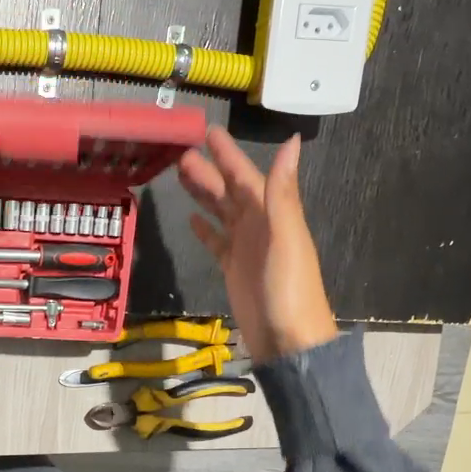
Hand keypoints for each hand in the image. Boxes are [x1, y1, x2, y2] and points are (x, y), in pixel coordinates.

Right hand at [176, 128, 338, 361]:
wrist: (289, 339)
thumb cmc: (288, 290)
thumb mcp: (286, 238)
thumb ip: (281, 193)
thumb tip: (290, 141)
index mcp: (271, 215)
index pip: (245, 177)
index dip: (228, 155)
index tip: (208, 132)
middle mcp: (258, 226)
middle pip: (229, 192)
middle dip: (209, 171)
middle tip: (181, 153)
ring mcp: (245, 248)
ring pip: (220, 213)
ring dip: (203, 194)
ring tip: (180, 176)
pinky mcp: (234, 270)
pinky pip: (217, 242)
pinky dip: (206, 229)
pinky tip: (192, 219)